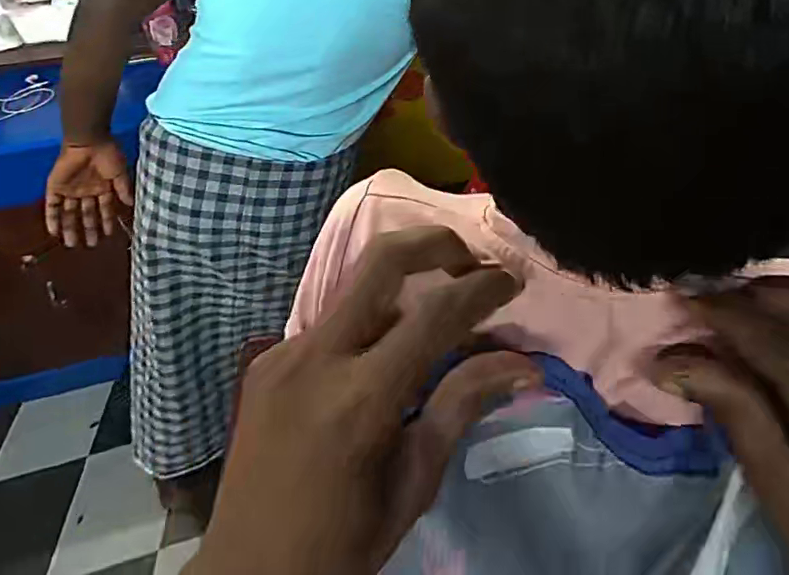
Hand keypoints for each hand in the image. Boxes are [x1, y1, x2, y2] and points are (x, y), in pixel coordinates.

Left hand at [44, 141, 131, 247]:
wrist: (87, 142)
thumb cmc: (107, 156)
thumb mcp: (120, 173)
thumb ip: (123, 189)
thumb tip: (131, 204)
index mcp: (102, 188)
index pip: (104, 209)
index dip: (107, 221)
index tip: (110, 234)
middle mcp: (85, 192)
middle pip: (86, 214)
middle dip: (89, 229)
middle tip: (91, 245)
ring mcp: (69, 191)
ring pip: (69, 214)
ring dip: (70, 228)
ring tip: (72, 244)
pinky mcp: (54, 189)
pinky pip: (51, 207)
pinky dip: (52, 219)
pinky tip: (54, 233)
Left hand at [189, 227, 538, 574]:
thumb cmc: (343, 544)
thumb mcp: (413, 483)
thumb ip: (462, 406)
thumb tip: (523, 363)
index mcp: (360, 399)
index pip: (434, 315)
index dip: (482, 288)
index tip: (512, 280)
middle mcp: (316, 357)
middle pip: (381, 259)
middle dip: (435, 243)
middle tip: (472, 261)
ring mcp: (283, 351)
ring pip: (355, 287)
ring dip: (404, 282)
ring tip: (440, 303)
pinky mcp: (266, 358)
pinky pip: (330, 322)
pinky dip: (369, 322)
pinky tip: (383, 354)